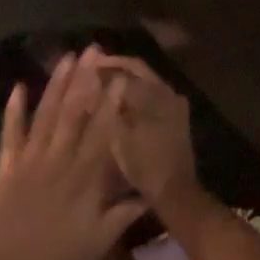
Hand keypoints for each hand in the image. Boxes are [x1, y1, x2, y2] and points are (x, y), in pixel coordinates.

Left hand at [0, 51, 148, 259]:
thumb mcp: (100, 241)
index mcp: (84, 178)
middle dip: (85, 80)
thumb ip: (124, 213)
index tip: (121, 77)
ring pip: (45, 115)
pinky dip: (13, 110)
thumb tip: (149, 192)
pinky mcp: (5, 167)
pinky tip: (18, 87)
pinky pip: (10, 133)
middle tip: (94, 50)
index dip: (111, 103)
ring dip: (56, 85)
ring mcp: (29, 161)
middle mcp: (58, 161)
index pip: (102, 133)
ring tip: (67, 58)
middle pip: (73, 114)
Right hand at [79, 52, 200, 209]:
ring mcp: (174, 104)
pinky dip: (136, 93)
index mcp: (153, 94)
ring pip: (146, 81)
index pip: (124, 70)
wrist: (176, 191)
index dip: (101, 67)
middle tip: (90, 70)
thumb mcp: (118, 137)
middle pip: (137, 69)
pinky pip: (153, 94)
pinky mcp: (177, 116)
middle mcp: (167, 92)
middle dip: (114, 67)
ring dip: (124, 79)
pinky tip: (118, 102)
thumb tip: (91, 84)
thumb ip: (105, 107)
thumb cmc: (144, 165)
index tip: (82, 67)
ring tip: (100, 84)